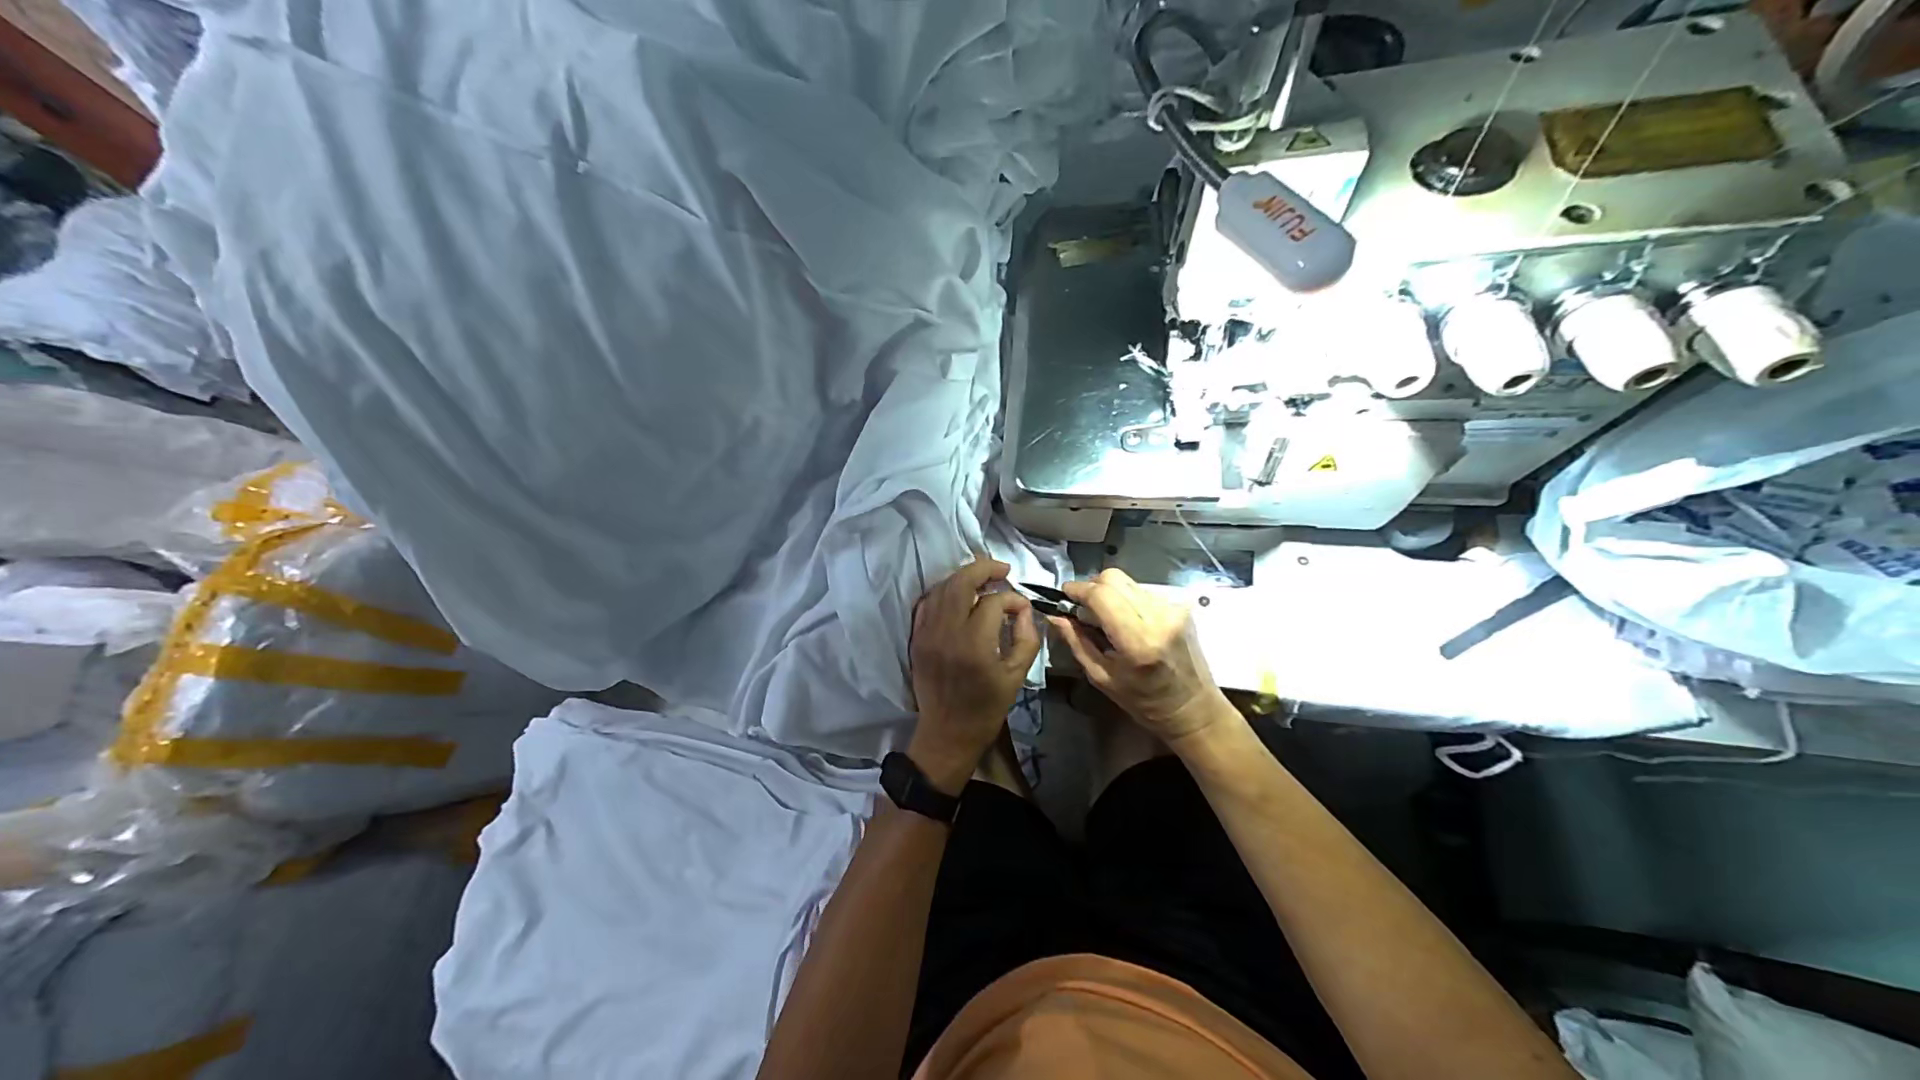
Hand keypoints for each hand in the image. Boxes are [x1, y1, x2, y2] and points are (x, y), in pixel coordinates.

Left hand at [907, 558, 1040, 793]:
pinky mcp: (916, 638)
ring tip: (983, 578)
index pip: (993, 602)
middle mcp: (947, 632)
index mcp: (975, 644)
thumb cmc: (987, 707)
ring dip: (963, 578)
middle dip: (984, 569)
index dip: (1012, 599)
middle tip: (1002, 569)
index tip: (1022, 608)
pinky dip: (943, 592)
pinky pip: (926, 603)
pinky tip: (958, 594)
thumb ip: (1026, 637)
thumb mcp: (1017, 675)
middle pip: (961, 583)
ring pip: (942, 588)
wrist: (948, 732)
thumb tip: (1023, 609)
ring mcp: (927, 633)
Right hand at [1050, 568, 1237, 744]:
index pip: (1101, 595)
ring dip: (1110, 593)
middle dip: (1092, 587)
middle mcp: (1158, 617)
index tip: (1064, 594)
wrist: (1193, 708)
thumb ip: (1077, 642)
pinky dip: (1128, 600)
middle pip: (1114, 579)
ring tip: (1105, 617)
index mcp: (1138, 641)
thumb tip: (1055, 616)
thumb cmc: (1144, 702)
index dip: (1078, 589)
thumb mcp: (1102, 677)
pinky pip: (1143, 591)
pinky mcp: (1181, 607)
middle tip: (1082, 607)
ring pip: (1128, 583)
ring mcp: (1173, 609)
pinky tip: (1127, 621)